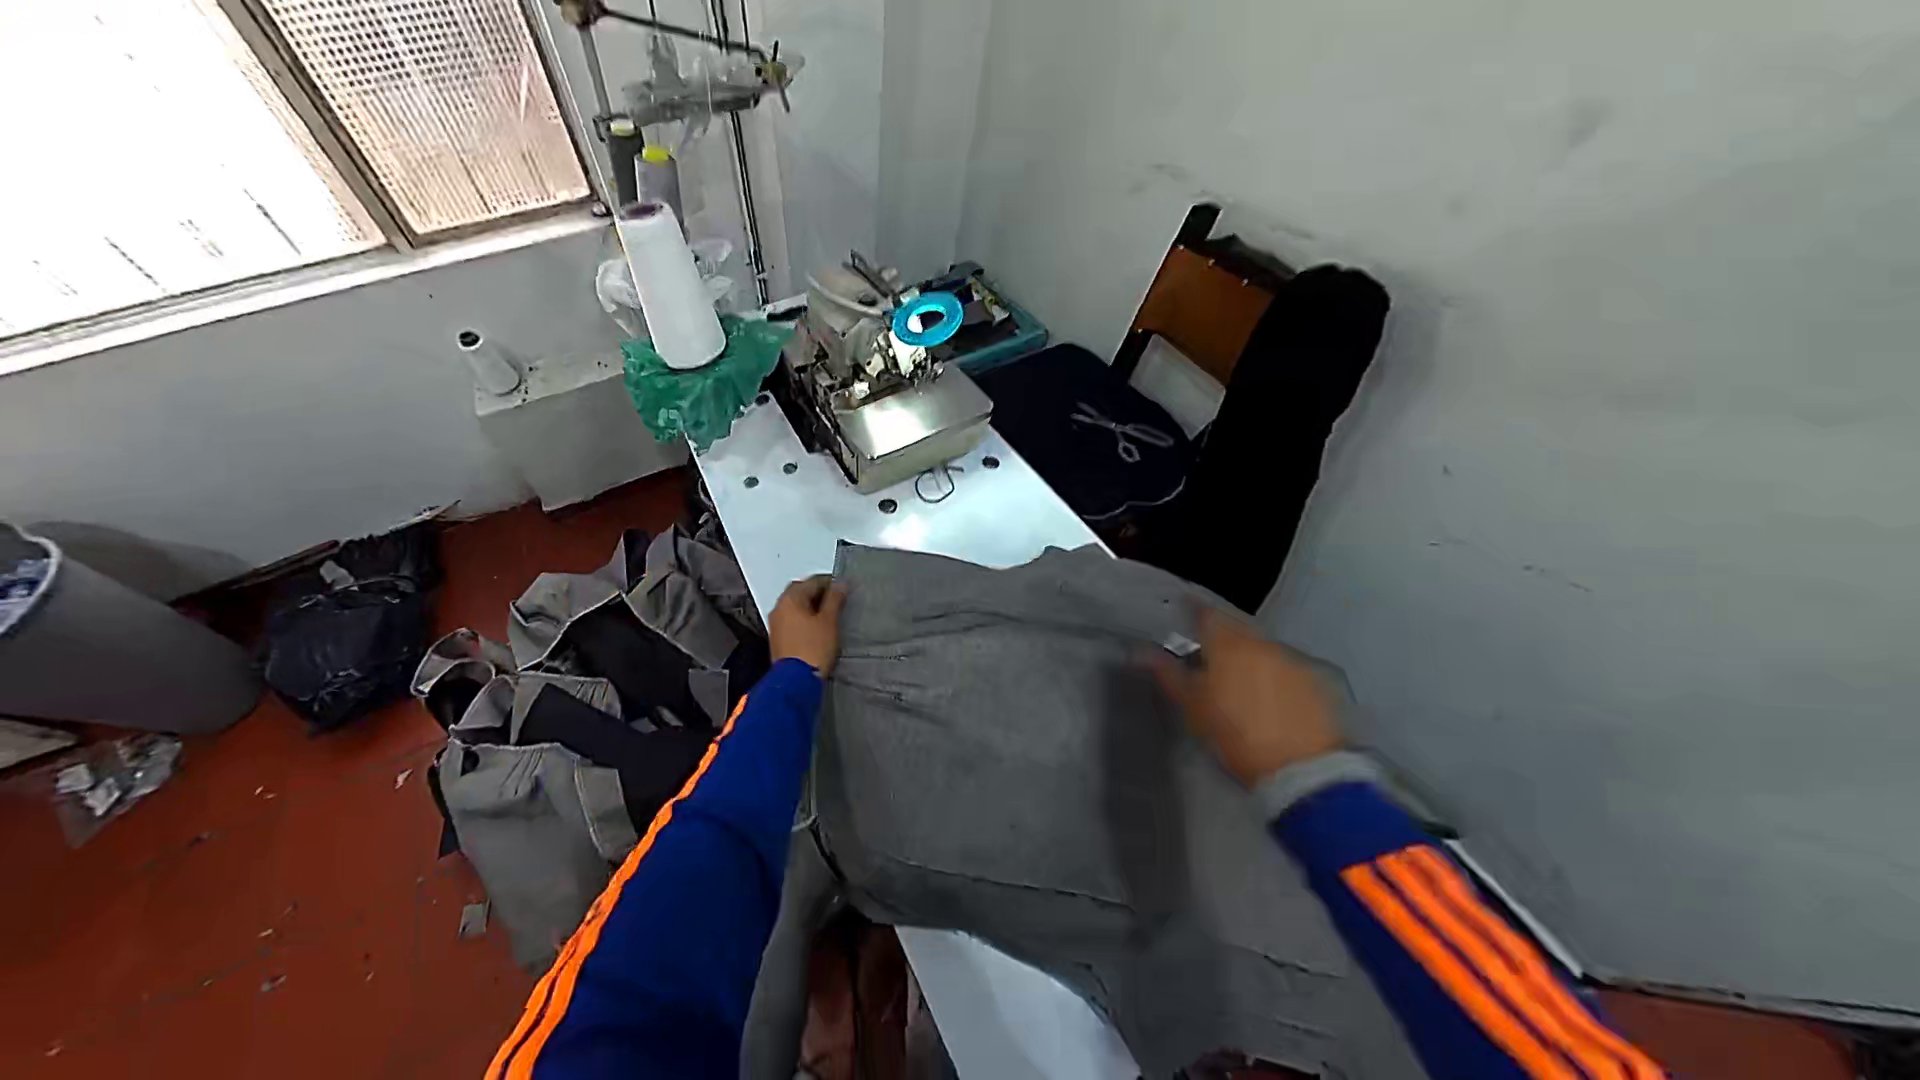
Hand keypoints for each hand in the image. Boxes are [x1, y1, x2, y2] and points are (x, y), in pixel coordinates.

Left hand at [769, 575, 847, 675]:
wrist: (795, 681)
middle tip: (836, 600)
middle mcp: (779, 607)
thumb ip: (835, 599)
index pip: (812, 581)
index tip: (844, 590)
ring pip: (795, 607)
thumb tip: (841, 583)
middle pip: (800, 592)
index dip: (830, 583)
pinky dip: (804, 619)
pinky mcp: (778, 638)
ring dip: (811, 607)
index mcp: (790, 599)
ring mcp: (776, 624)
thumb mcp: (829, 621)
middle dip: (818, 593)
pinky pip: (792, 620)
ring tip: (829, 615)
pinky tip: (817, 627)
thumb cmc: (814, 647)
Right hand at [1150, 607, 1343, 786]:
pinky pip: (1285, 668)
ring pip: (1262, 648)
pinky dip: (1273, 674)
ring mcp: (1292, 661)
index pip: (1206, 614)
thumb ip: (1169, 674)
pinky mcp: (1316, 683)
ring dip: (1248, 656)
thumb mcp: (1193, 707)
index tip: (1183, 615)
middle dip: (1222, 637)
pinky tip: (1268, 695)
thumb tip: (1143, 651)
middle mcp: (1262, 643)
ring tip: (1238, 679)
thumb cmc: (1235, 734)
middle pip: (1236, 629)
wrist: (1301, 769)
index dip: (1192, 612)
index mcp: (1227, 644)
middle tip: (1208, 654)